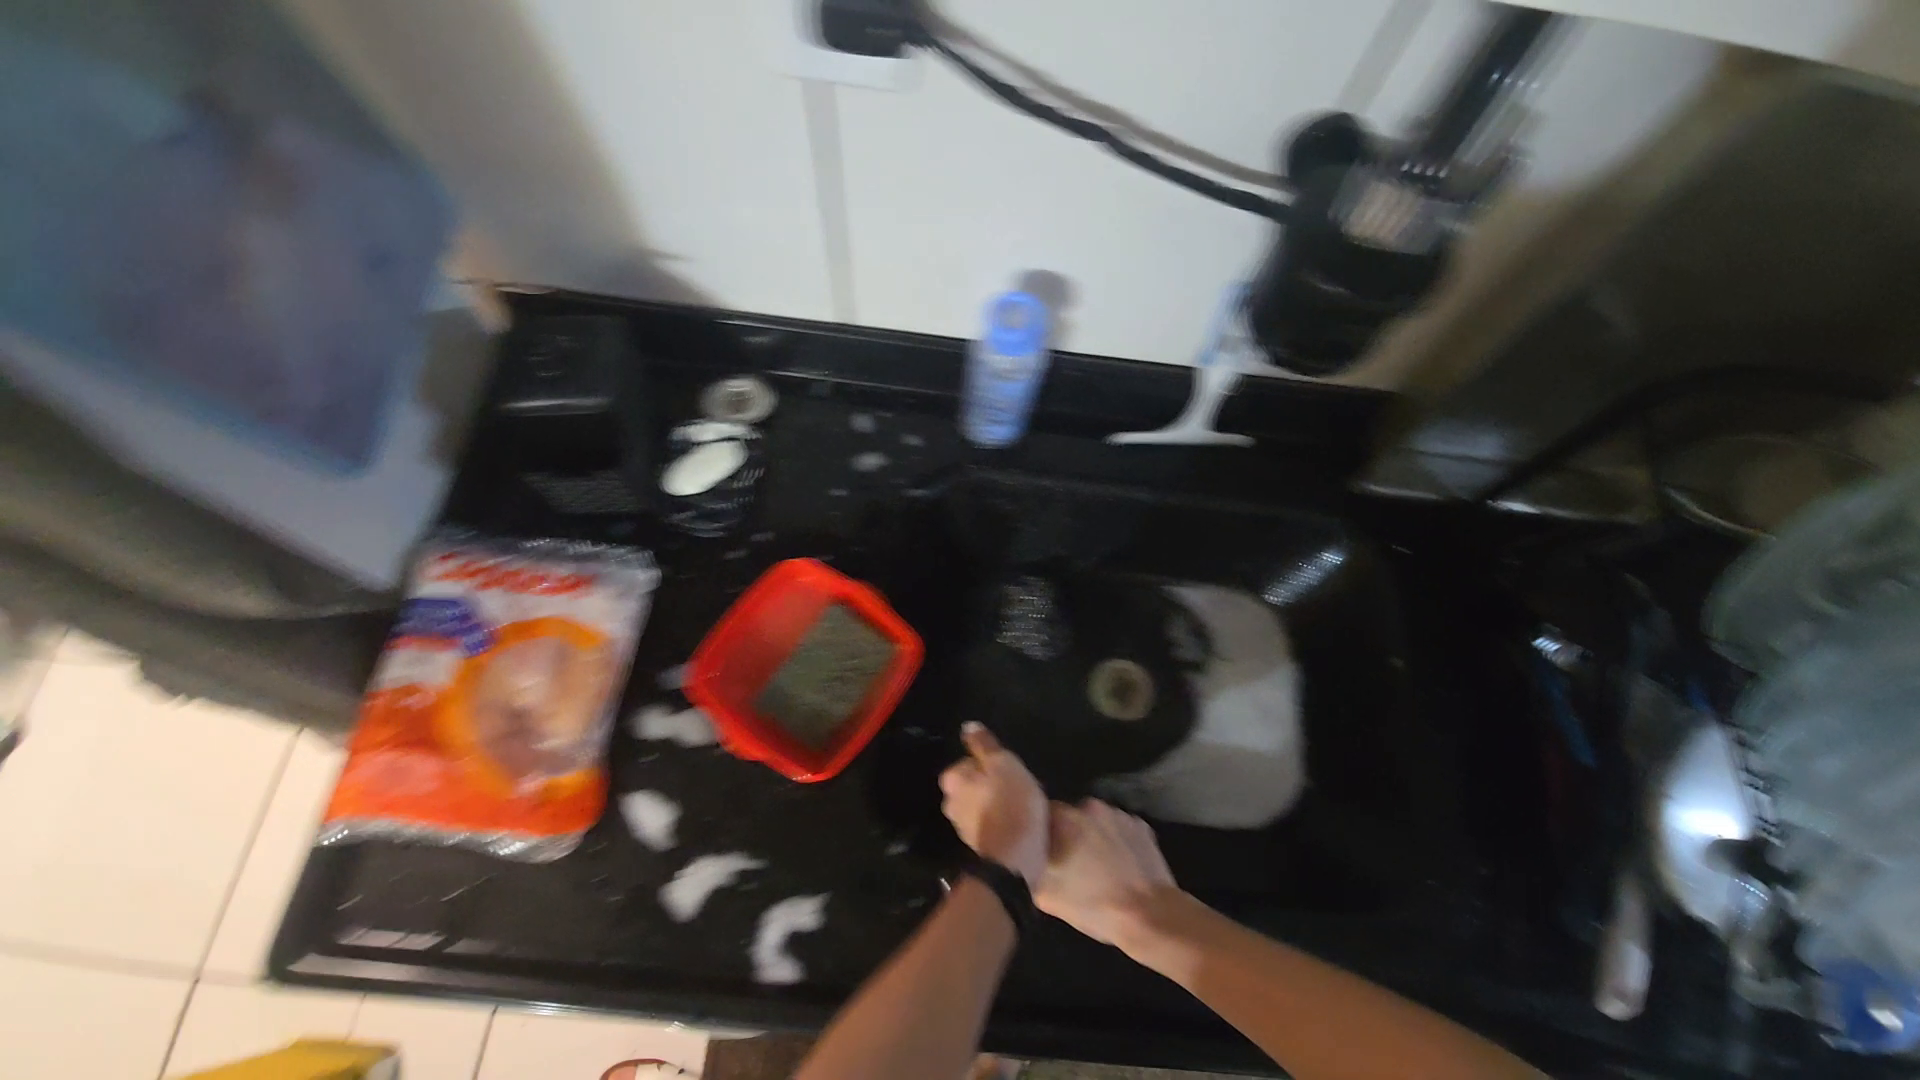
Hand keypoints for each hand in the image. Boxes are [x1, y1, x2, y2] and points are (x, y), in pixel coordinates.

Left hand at [939, 722, 1047, 882]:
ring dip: (999, 803)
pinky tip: (1021, 824)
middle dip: (993, 784)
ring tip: (1024, 806)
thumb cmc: (1012, 804)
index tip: (1010, 770)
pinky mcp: (977, 846)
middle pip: (975, 784)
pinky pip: (990, 825)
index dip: (992, 763)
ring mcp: (962, 827)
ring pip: (982, 804)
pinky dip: (1002, 822)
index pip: (969, 761)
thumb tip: (967, 726)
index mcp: (952, 780)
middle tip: (1019, 786)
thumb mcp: (1003, 763)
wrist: (1016, 859)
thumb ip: (984, 744)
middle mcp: (950, 802)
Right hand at [1035, 799, 1177, 948]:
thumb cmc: (1094, 905)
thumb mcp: (1046, 895)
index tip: (1042, 852)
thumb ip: (1032, 868)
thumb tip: (1030, 860)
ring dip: (1094, 837)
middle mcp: (1092, 807)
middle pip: (1071, 816)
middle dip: (1068, 834)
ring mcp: (1121, 815)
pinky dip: (1118, 843)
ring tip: (1099, 866)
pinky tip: (1121, 867)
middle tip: (1070, 862)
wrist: (1150, 917)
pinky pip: (1121, 830)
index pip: (1041, 814)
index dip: (1040, 833)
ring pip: (1097, 822)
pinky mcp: (1143, 827)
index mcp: (1065, 818)